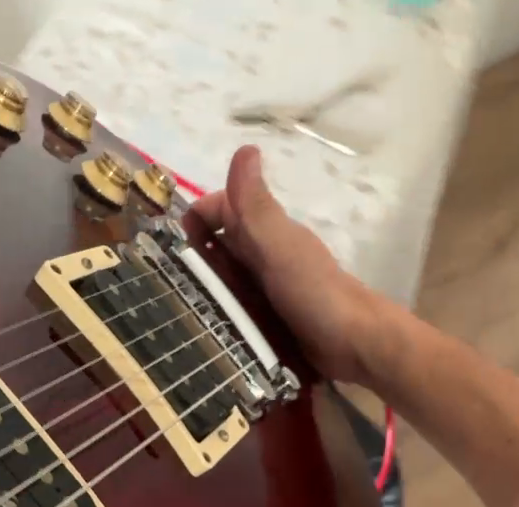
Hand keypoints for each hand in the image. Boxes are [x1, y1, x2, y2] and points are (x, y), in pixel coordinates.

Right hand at [186, 146, 385, 384]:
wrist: (356, 346)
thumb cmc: (316, 294)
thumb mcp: (279, 248)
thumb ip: (256, 207)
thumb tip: (245, 148)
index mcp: (264, 232)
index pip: (216, 211)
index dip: (192, 222)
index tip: (167, 253)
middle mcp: (263, 257)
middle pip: (217, 249)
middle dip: (191, 263)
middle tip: (162, 293)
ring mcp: (267, 291)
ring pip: (225, 283)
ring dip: (203, 295)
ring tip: (174, 318)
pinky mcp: (270, 323)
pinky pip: (238, 315)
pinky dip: (221, 320)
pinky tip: (203, 337)